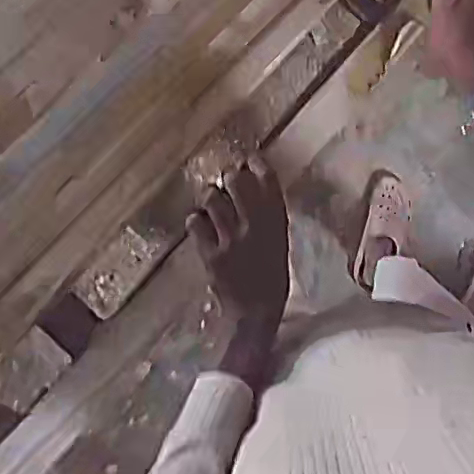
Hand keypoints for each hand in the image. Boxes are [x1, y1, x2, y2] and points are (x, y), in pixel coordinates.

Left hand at [188, 159, 289, 386]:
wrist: (255, 313)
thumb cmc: (271, 277)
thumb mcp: (278, 242)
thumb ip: (268, 216)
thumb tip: (251, 187)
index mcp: (276, 222)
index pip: (267, 180)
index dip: (256, 163)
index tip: (249, 159)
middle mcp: (254, 225)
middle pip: (236, 182)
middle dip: (228, 177)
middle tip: (226, 181)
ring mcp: (231, 239)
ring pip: (212, 199)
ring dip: (210, 199)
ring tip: (212, 205)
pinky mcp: (211, 253)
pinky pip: (196, 223)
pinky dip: (196, 221)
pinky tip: (200, 225)